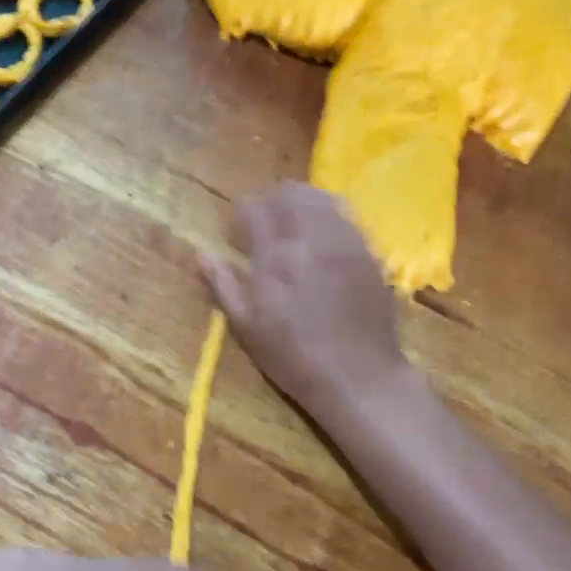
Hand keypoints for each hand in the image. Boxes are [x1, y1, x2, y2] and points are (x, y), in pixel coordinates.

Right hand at [201, 183, 424, 423]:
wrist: (359, 377)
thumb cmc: (293, 357)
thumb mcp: (247, 327)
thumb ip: (223, 285)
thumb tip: (201, 254)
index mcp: (275, 257)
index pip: (254, 209)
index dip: (241, 212)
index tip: (235, 227)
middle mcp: (310, 239)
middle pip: (291, 193)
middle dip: (272, 199)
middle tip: (263, 219)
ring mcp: (344, 243)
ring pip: (322, 198)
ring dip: (301, 202)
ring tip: (293, 221)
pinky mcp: (368, 253)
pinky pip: (347, 218)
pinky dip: (328, 217)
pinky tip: (322, 237)